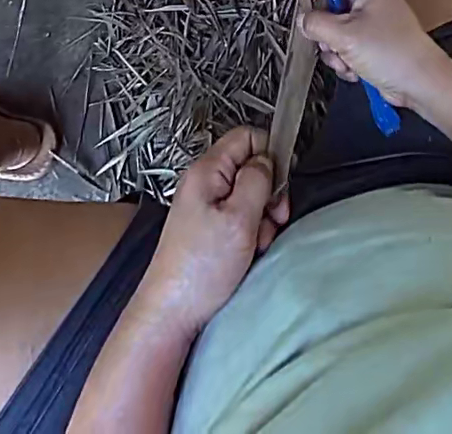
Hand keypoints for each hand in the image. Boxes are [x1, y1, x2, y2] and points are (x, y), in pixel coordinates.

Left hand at [137, 127, 289, 334]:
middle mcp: (204, 182)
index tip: (281, 181)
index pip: (247, 136)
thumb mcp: (239, 218)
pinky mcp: (208, 227)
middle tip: (272, 216)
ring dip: (261, 215)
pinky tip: (248, 250)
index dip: (269, 154)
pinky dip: (251, 230)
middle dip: (268, 191)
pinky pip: (240, 216)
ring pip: (248, 194)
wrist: (171, 315)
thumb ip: (257, 180)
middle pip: (250, 166)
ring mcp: (205, 205)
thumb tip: (268, 160)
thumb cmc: (198, 270)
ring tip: (256, 240)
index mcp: (207, 171)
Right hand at [293, 0, 451, 108]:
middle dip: (322, 20)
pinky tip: (353, 67)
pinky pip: (345, 41)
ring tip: (343, 56)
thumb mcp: (344, 35)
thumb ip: (315, 22)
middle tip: (324, 34)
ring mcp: (371, 19)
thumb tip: (303, 19)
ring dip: (331, 44)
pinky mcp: (372, 39)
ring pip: (335, 23)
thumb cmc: (395, 53)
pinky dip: (343, 55)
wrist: (421, 83)